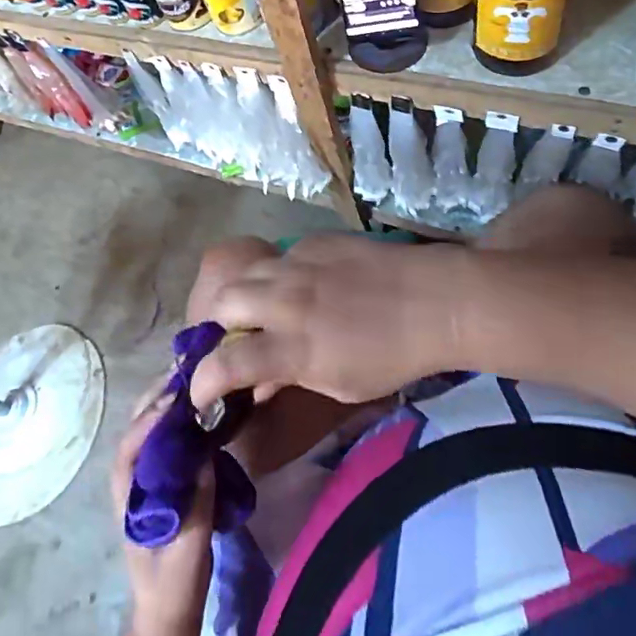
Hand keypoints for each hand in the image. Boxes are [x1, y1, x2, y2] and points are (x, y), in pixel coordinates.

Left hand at [114, 388, 213, 635]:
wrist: (167, 612)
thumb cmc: (174, 584)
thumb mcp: (189, 549)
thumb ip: (197, 503)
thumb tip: (206, 452)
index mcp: (128, 498)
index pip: (130, 449)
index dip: (150, 422)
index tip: (175, 399)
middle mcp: (129, 482)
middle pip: (136, 430)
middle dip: (155, 399)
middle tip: (185, 373)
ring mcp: (142, 481)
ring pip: (147, 432)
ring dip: (164, 404)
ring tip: (191, 381)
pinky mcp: (158, 483)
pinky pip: (162, 442)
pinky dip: (175, 420)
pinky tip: (196, 411)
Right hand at [188, 234, 468, 409]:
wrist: (434, 300)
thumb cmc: (393, 357)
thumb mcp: (340, 386)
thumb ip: (289, 380)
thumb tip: (256, 385)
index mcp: (293, 348)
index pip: (226, 364)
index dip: (203, 382)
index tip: (200, 394)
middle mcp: (285, 302)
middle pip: (222, 304)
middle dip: (217, 325)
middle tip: (235, 338)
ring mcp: (298, 265)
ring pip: (245, 272)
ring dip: (242, 294)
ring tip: (260, 307)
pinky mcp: (314, 242)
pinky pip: (280, 258)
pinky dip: (279, 275)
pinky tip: (302, 285)